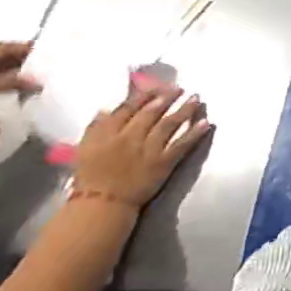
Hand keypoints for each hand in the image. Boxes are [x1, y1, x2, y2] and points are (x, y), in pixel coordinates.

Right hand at [71, 82, 211, 209]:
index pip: (129, 107)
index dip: (145, 95)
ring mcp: (149, 149)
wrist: (103, 203)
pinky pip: (181, 145)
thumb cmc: (91, 177)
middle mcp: (131, 136)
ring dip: (184, 110)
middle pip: (152, 112)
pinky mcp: (163, 163)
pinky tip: (205, 123)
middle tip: (180, 88)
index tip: (157, 87)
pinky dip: (194, 134)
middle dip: (167, 98)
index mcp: (110, 130)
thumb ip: (96, 127)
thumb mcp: (85, 147)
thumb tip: (106, 109)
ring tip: (196, 99)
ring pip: (169, 124)